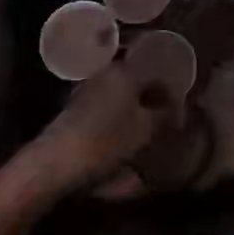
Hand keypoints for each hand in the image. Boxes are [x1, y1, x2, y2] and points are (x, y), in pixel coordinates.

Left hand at [26, 65, 170, 193]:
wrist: (55, 162)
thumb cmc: (106, 141)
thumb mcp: (144, 130)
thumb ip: (162, 114)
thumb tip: (173, 106)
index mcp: (126, 72)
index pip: (157, 75)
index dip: (171, 95)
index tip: (178, 114)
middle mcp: (106, 73)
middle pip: (137, 83)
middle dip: (150, 100)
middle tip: (163, 121)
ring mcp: (88, 88)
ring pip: (120, 94)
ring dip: (133, 109)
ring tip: (144, 130)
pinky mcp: (75, 106)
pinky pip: (106, 106)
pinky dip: (117, 116)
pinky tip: (121, 134)